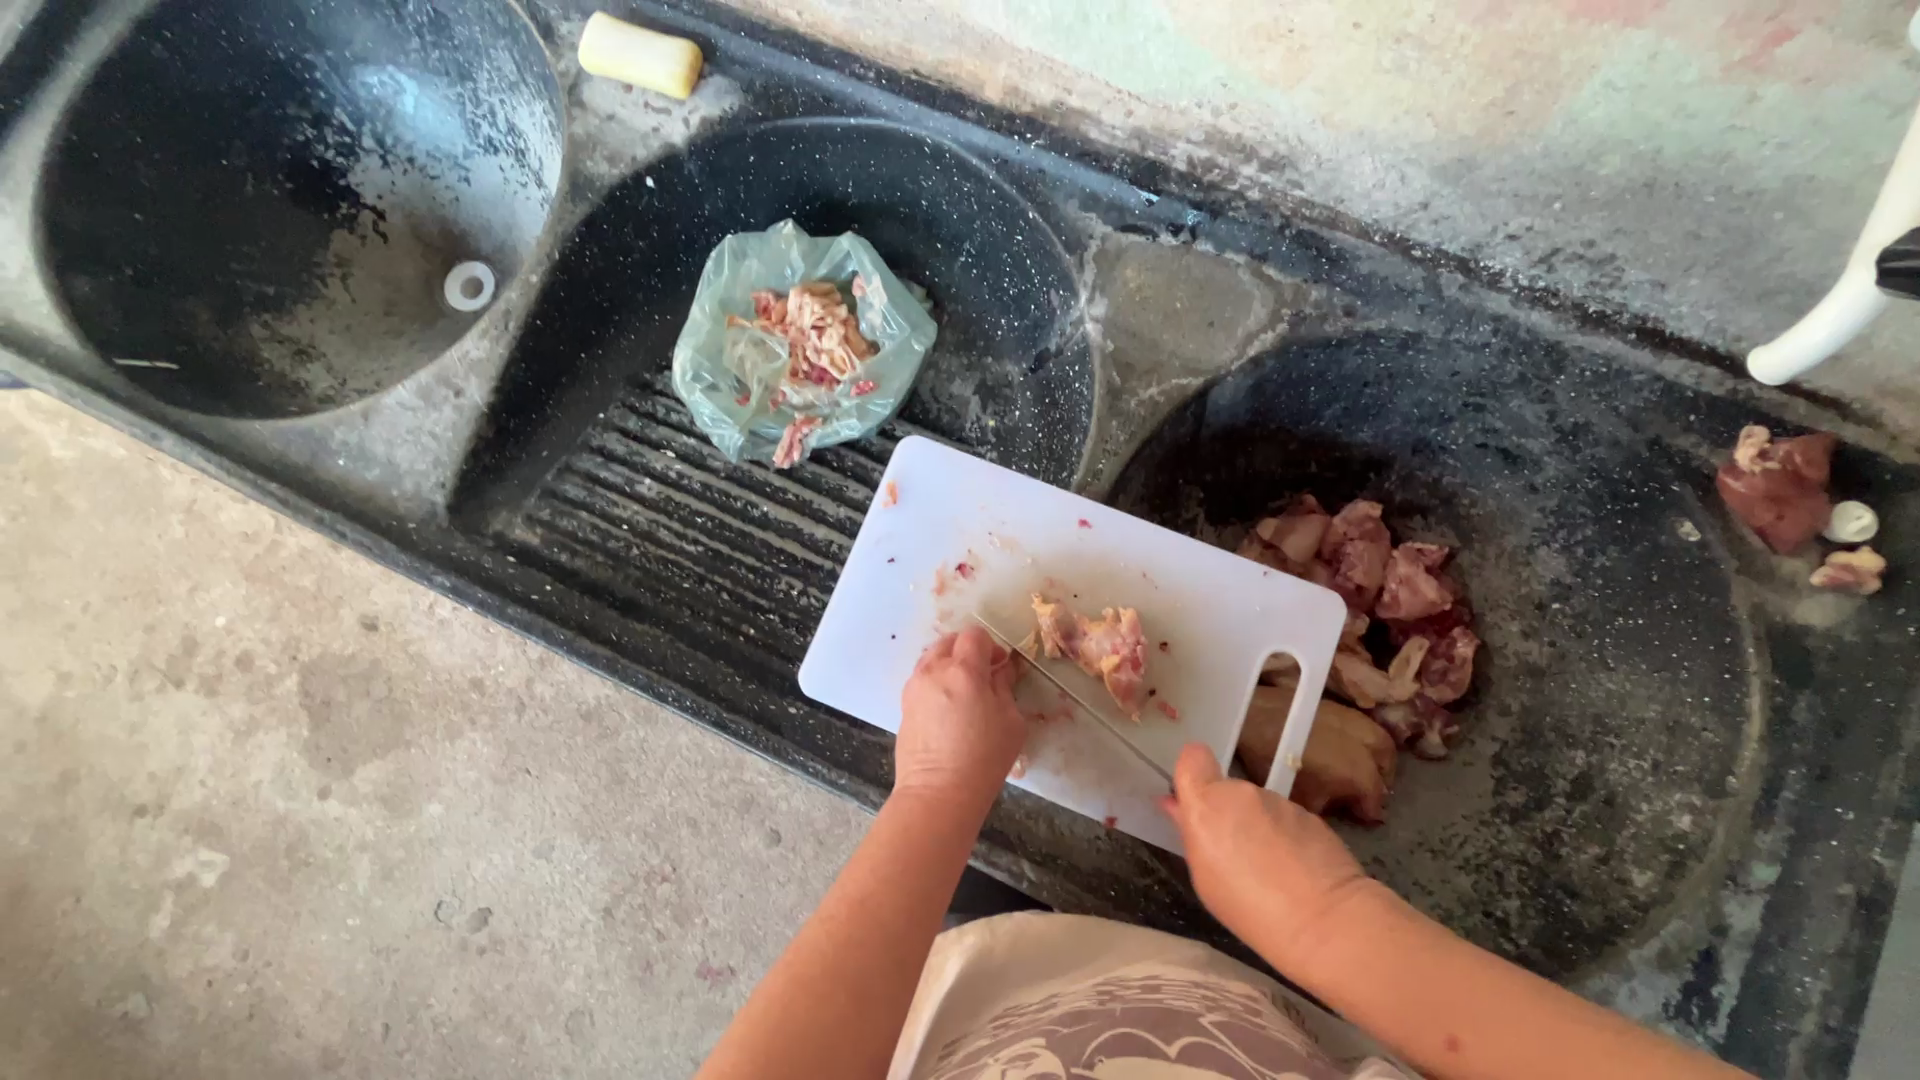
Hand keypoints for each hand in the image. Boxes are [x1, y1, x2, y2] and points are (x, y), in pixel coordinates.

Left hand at [894, 626, 1026, 809]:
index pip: (974, 636)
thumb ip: (1005, 687)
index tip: (1000, 667)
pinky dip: (936, 682)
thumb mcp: (1011, 721)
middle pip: (949, 641)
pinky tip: (949, 709)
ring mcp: (914, 687)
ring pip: (932, 659)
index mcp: (963, 671)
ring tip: (964, 693)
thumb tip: (1001, 670)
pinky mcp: (904, 705)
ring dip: (950, 665)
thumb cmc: (984, 759)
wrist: (938, 793)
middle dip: (968, 651)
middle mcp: (934, 671)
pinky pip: (922, 680)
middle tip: (983, 676)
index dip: (991, 646)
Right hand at [1159, 743, 1373, 970]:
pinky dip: (1286, 838)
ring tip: (1271, 869)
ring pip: (1258, 806)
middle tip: (1234, 853)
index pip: (1192, 757)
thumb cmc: (1248, 905)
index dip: (1192, 774)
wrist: (1325, 920)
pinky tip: (1296, 871)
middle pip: (1226, 790)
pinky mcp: (1311, 816)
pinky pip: (1286, 820)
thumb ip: (1189, 832)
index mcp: (1208, 802)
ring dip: (1258, 826)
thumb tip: (1176, 806)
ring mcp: (1280, 801)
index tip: (1195, 801)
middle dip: (1227, 813)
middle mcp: (1242, 792)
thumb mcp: (1203, 876)